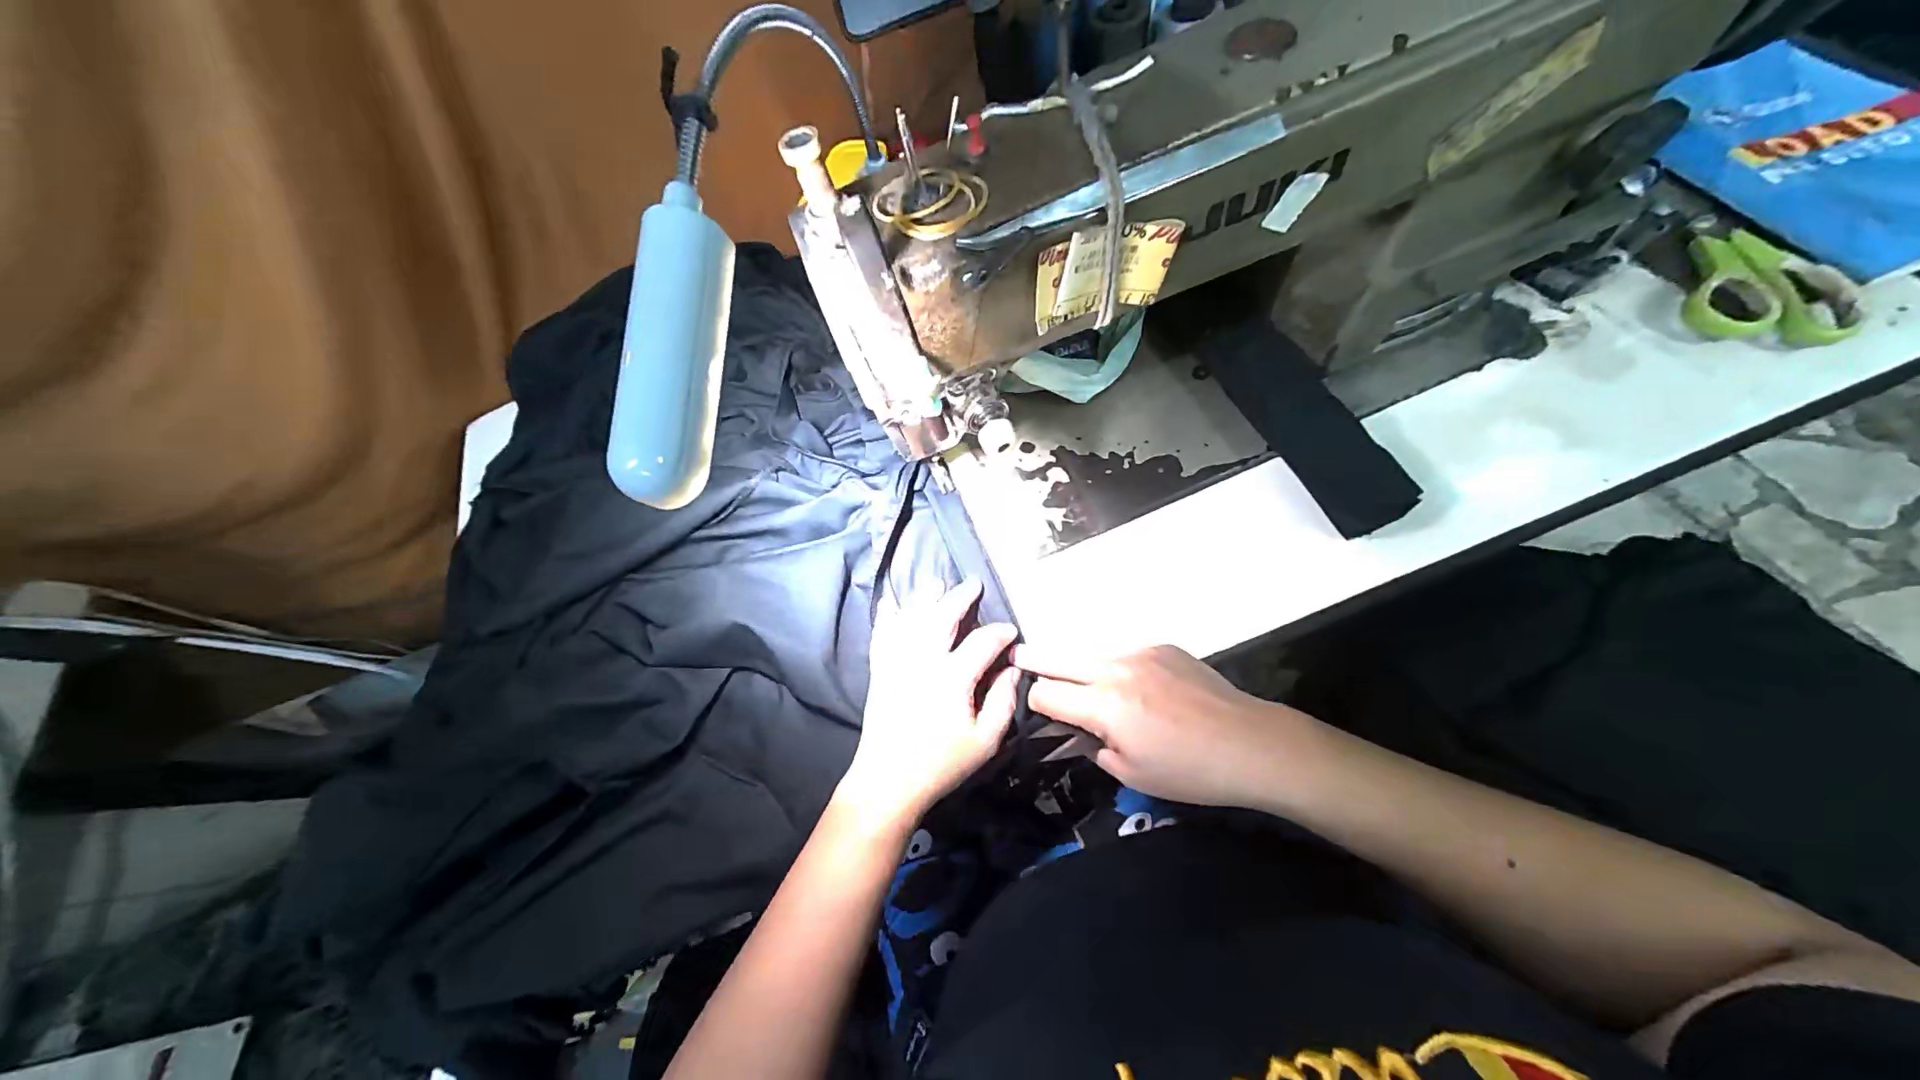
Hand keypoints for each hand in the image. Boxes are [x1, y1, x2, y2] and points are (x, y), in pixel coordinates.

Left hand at [838, 580, 1018, 828]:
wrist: (887, 780)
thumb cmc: (941, 764)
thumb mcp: (985, 741)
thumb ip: (1003, 702)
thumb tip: (1012, 670)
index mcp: (952, 678)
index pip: (983, 641)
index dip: (1000, 633)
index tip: (1011, 632)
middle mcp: (923, 660)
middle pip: (942, 615)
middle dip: (960, 596)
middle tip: (973, 583)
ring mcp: (897, 662)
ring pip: (911, 617)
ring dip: (926, 597)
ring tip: (937, 582)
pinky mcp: (880, 670)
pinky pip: (883, 633)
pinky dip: (888, 614)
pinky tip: (891, 601)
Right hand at [1014, 643, 1314, 807]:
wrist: (1252, 744)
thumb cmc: (1190, 770)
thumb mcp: (1131, 773)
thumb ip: (1094, 746)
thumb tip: (1080, 731)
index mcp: (1103, 705)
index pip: (1046, 693)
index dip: (1035, 704)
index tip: (1036, 710)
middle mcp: (1115, 669)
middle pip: (1058, 658)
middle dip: (1034, 660)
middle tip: (1015, 655)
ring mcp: (1141, 653)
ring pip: (1094, 655)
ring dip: (1083, 668)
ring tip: (1091, 687)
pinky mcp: (1164, 647)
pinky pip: (1128, 656)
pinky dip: (1122, 670)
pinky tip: (1144, 692)